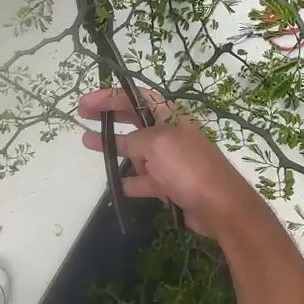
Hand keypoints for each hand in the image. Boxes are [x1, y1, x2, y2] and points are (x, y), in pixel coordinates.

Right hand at [78, 88, 263, 237]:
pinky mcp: (171, 185)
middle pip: (135, 120)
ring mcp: (171, 161)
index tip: (86, 102)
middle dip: (109, 117)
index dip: (110, 96)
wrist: (220, 206)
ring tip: (88, 143)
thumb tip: (126, 144)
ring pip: (136, 151)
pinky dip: (130, 181)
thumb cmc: (188, 167)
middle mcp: (170, 135)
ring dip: (113, 147)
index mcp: (171, 117)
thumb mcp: (156, 144)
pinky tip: (115, 184)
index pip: (137, 97)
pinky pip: (144, 179)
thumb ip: (135, 139)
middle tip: (83, 116)